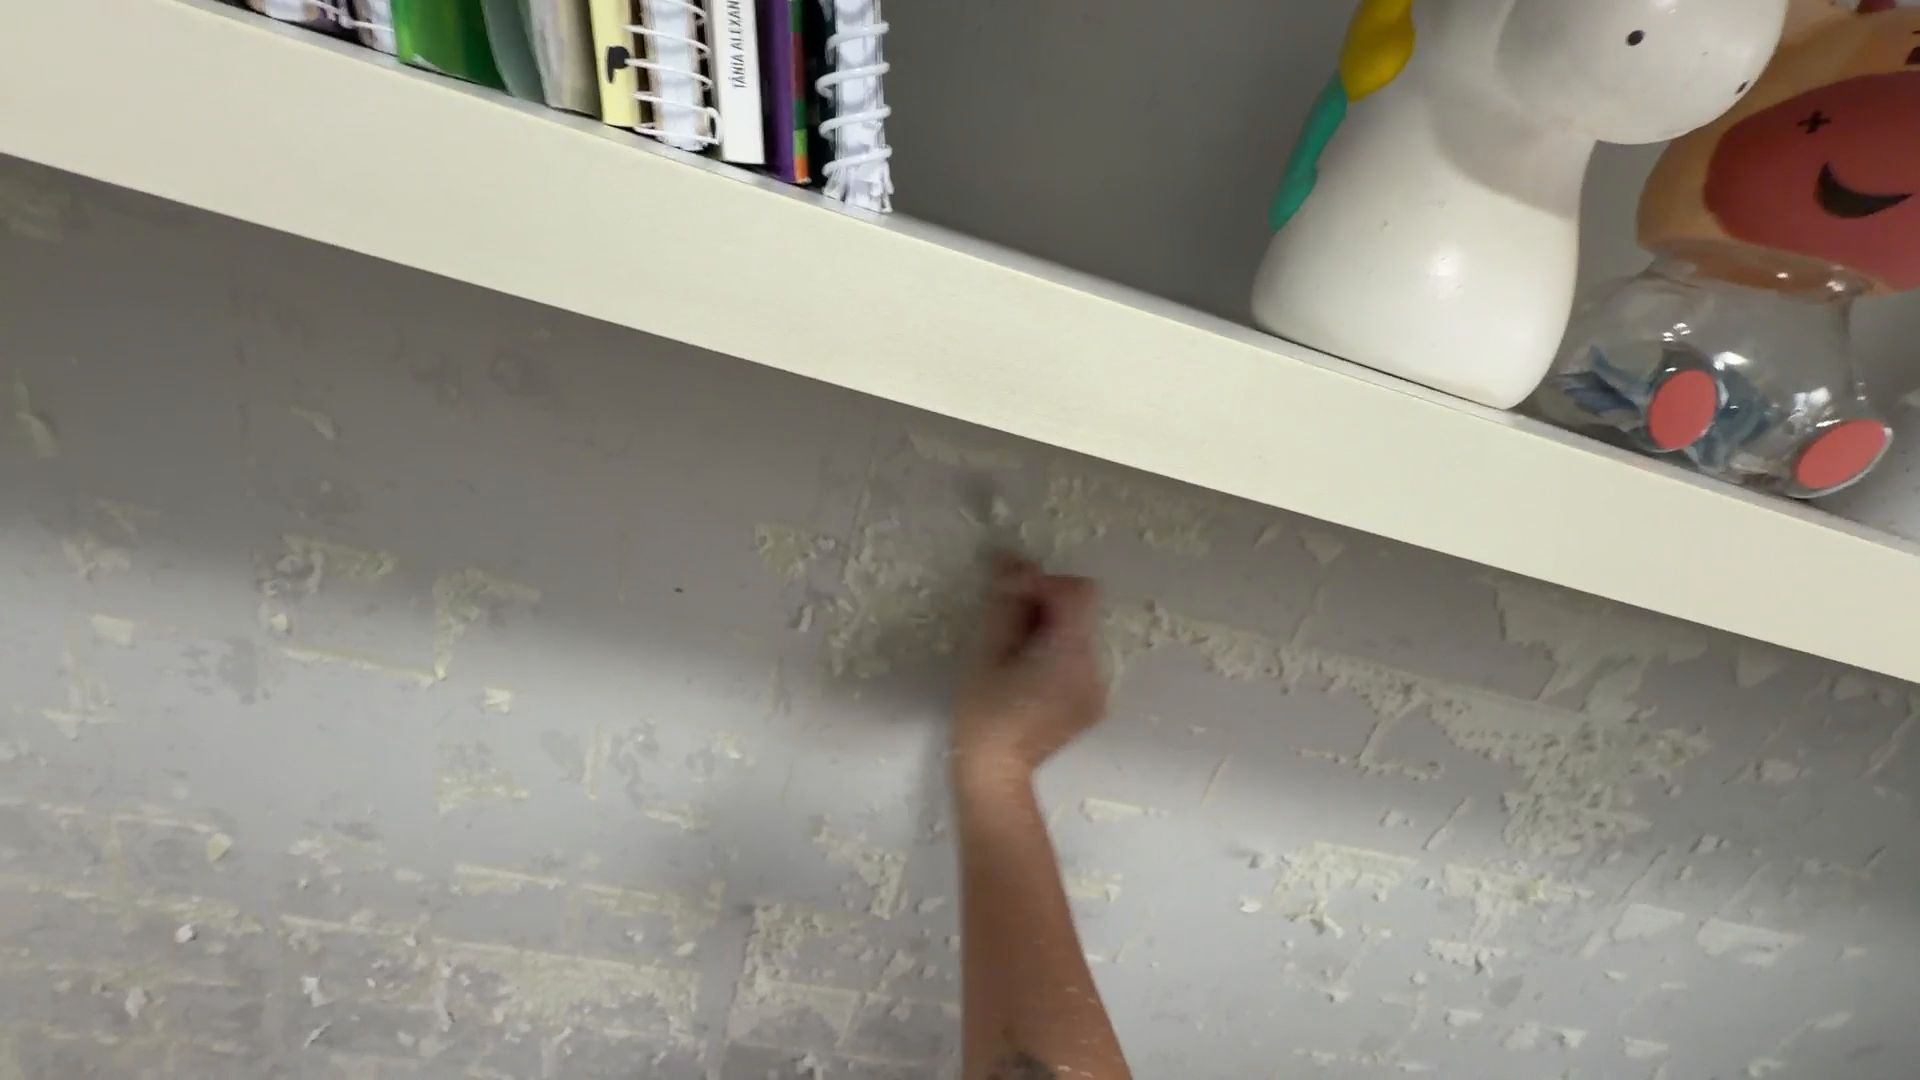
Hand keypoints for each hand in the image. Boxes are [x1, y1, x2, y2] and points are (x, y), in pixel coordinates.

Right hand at [952, 555, 1107, 785]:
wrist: (996, 774)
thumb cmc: (981, 715)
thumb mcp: (985, 652)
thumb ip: (1006, 603)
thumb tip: (1014, 564)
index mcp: (1070, 655)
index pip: (1078, 591)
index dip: (1044, 582)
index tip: (1011, 592)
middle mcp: (1096, 669)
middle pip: (1082, 610)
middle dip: (1045, 604)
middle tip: (1008, 619)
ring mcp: (1099, 688)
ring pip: (1081, 632)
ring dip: (1051, 626)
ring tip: (1016, 648)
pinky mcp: (1094, 702)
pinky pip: (1080, 657)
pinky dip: (1058, 651)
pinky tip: (1029, 671)